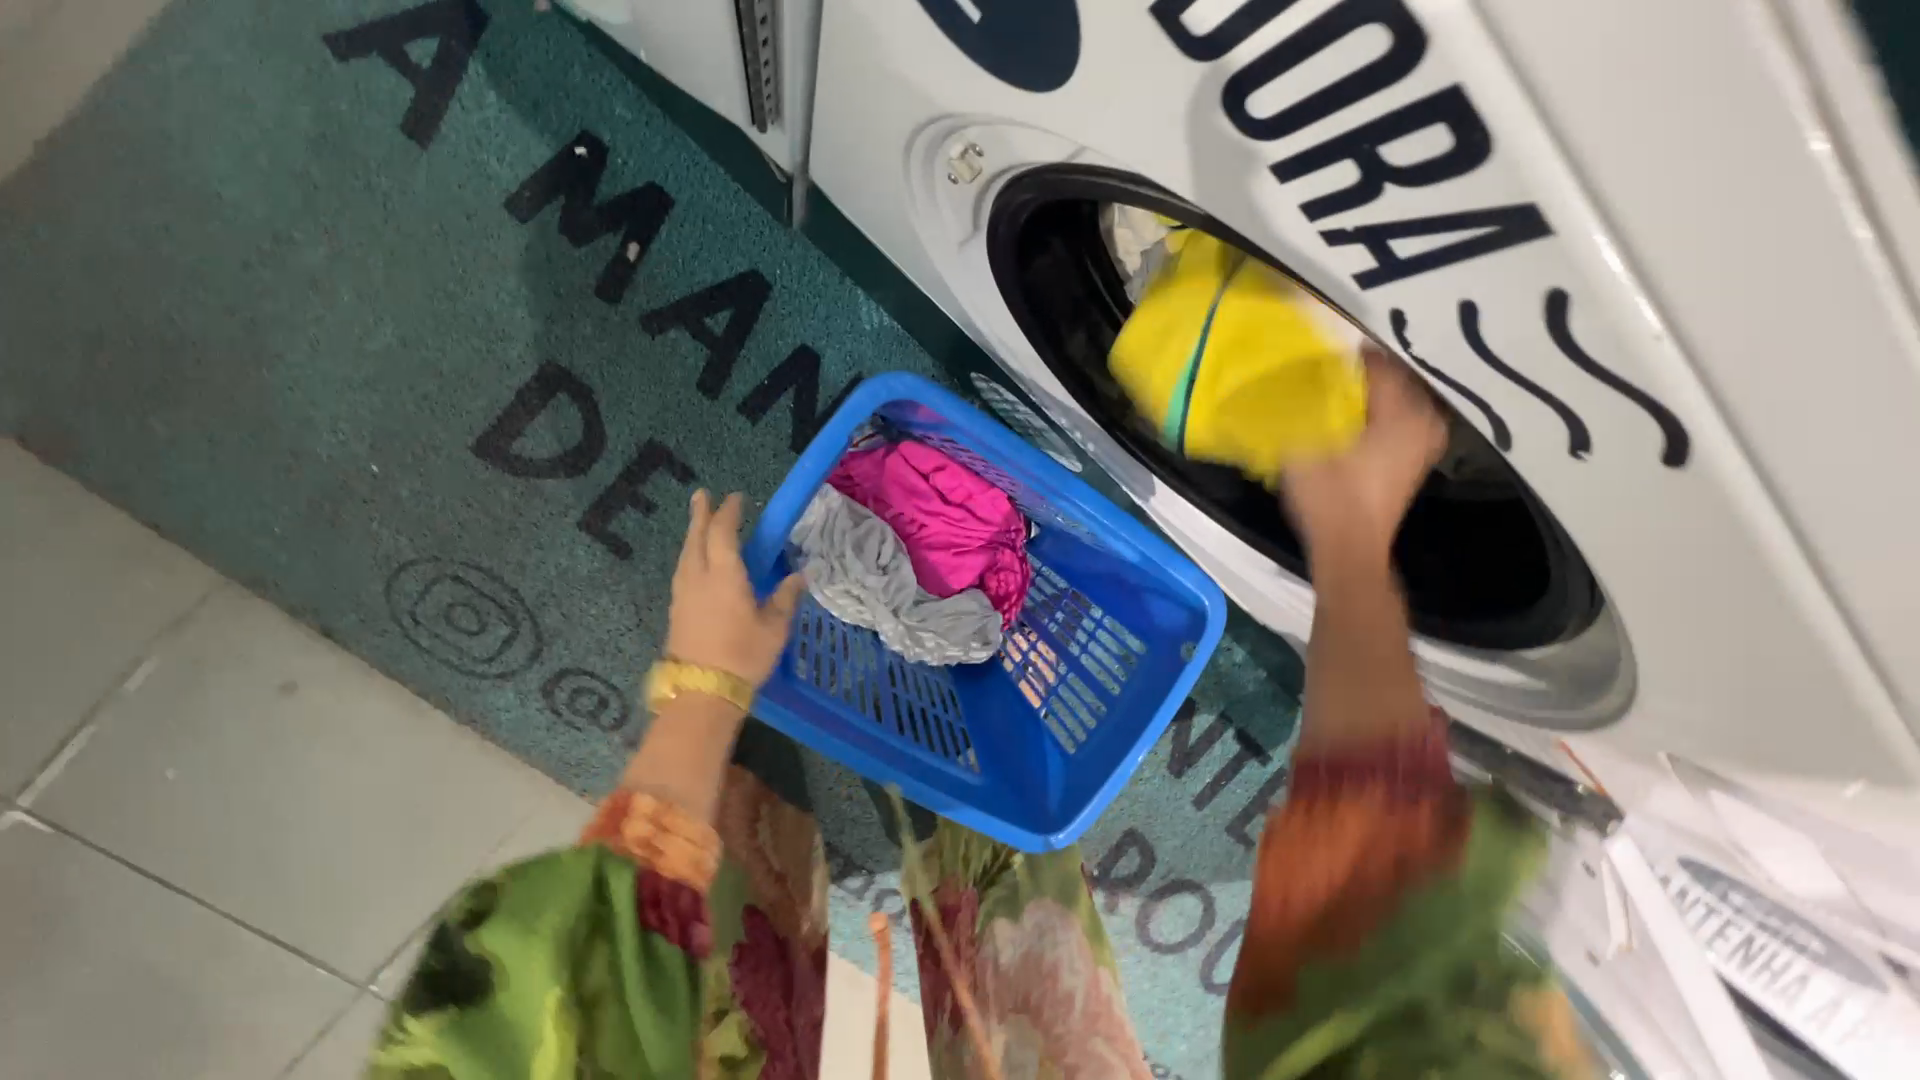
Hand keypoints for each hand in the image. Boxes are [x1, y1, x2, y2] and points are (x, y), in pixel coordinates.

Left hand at [666, 490, 805, 688]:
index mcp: (724, 574)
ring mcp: (683, 593)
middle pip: (696, 536)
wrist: (702, 692)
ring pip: (686, 553)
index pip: (723, 532)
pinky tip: (696, 561)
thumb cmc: (743, 656)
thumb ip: (785, 598)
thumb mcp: (774, 628)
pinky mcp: (677, 609)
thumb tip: (799, 576)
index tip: (737, 498)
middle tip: (703, 495)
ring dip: (693, 534)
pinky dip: (691, 555)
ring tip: (700, 524)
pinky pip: (683, 570)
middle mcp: (698, 576)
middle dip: (701, 514)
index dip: (729, 512)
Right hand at [1280, 344, 1446, 560]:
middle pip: (1394, 375)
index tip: (1319, 348)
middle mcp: (1426, 419)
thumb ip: (1302, 403)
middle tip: (1326, 365)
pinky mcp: (1417, 454)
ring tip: (1336, 387)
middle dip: (1361, 369)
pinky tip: (1350, 412)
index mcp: (1404, 412)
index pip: (1379, 361)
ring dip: (1370, 389)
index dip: (1347, 354)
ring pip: (1398, 395)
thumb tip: (1293, 374)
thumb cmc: (1329, 499)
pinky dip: (1378, 408)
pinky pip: (1400, 414)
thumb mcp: (1304, 445)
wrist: (1350, 550)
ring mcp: (1427, 438)